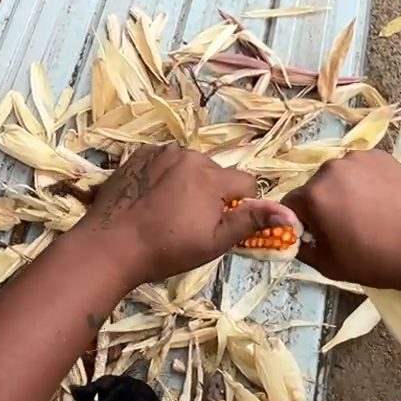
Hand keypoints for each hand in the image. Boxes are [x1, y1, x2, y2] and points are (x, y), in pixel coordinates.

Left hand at [63, 145, 294, 286]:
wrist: (111, 245)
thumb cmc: (167, 249)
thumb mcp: (214, 242)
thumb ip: (251, 221)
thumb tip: (289, 213)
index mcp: (211, 176)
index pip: (245, 181)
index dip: (240, 203)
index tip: (220, 222)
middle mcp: (189, 155)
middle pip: (216, 171)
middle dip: (212, 191)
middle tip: (190, 220)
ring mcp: (160, 152)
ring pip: (189, 164)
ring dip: (187, 181)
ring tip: (168, 209)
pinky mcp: (138, 154)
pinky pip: (163, 160)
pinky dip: (163, 174)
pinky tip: (151, 198)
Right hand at [284, 149, 400, 293]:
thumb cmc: (379, 261)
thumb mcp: (330, 266)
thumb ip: (301, 248)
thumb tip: (291, 236)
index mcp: (314, 194)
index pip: (288, 206)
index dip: (299, 224)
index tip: (319, 239)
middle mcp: (330, 168)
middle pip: (313, 188)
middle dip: (322, 206)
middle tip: (347, 230)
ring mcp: (358, 158)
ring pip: (336, 177)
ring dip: (342, 192)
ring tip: (369, 216)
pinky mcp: (381, 156)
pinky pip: (360, 169)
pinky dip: (364, 182)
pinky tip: (383, 202)